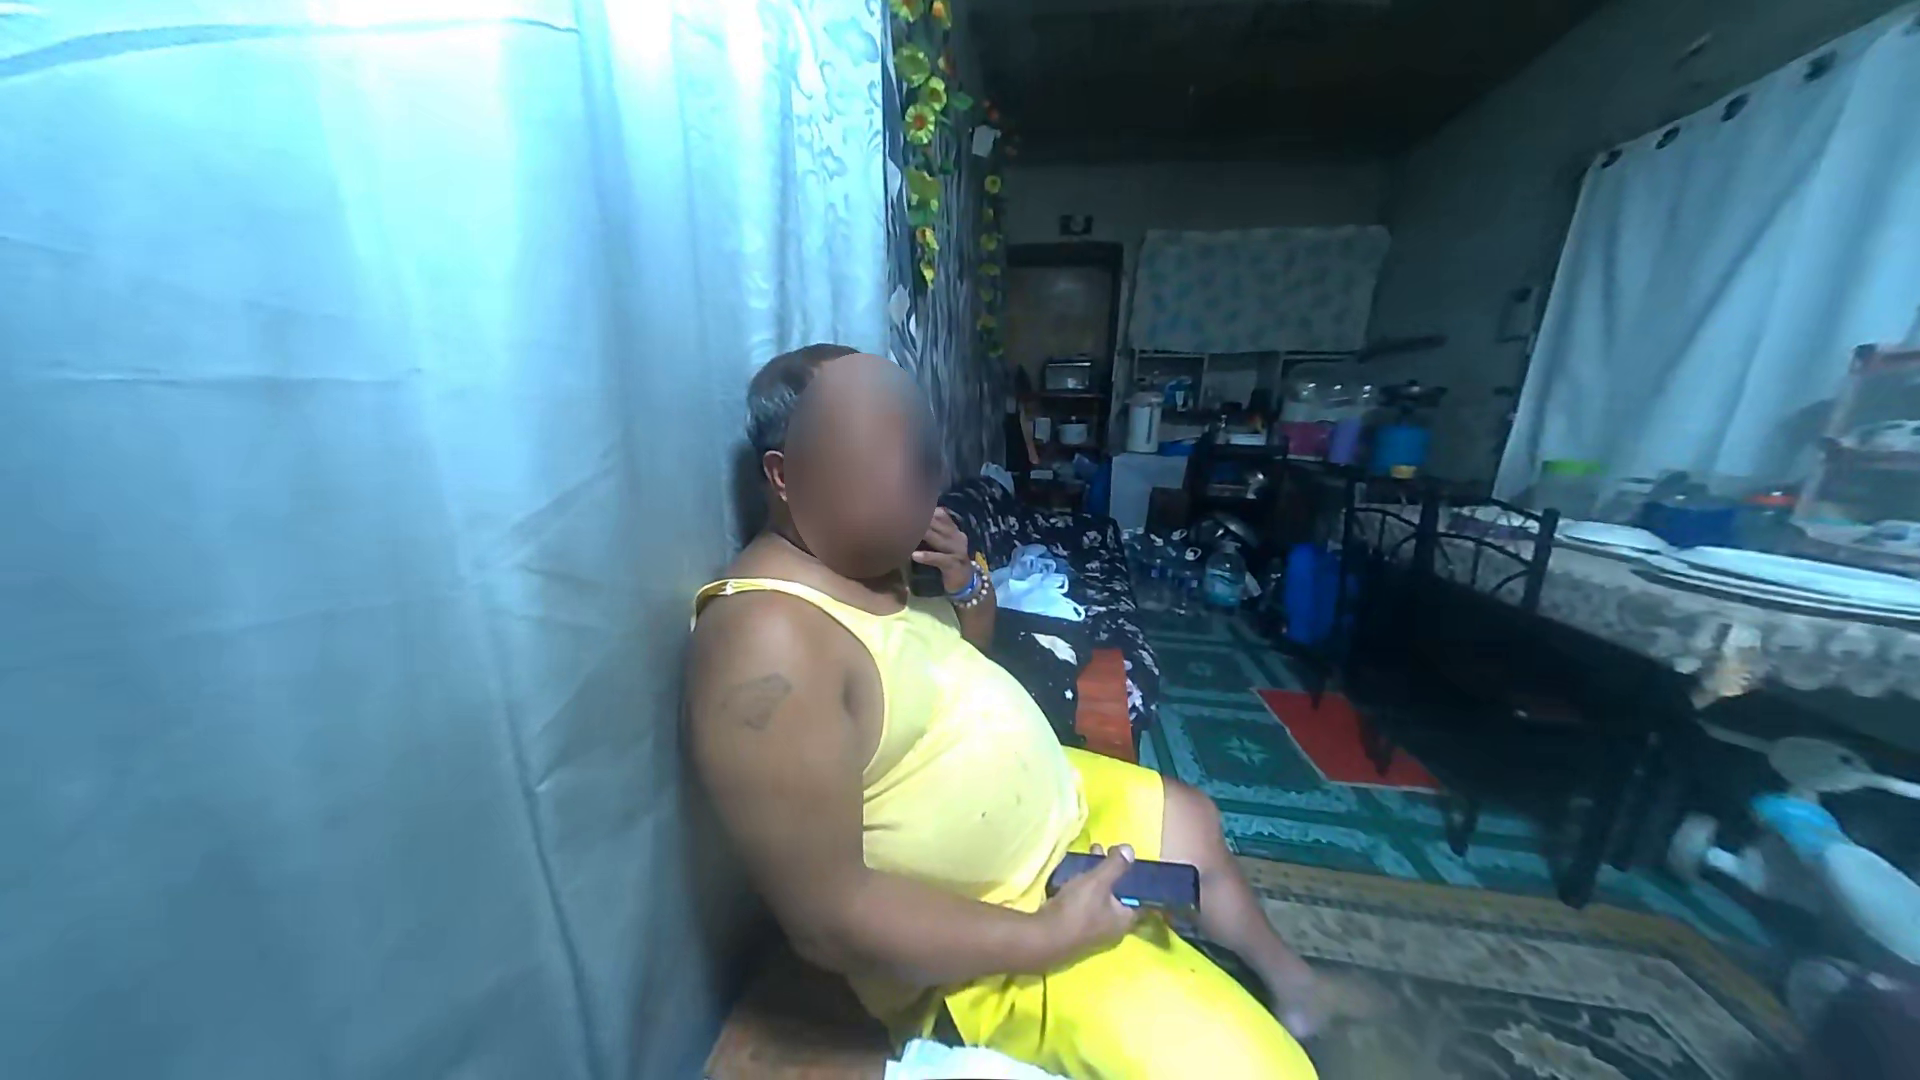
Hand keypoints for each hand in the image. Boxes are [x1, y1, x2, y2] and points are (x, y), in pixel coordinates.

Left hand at [911, 508, 974, 595]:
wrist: (965, 582)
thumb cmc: (948, 561)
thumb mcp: (943, 545)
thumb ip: (932, 533)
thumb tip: (912, 522)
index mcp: (954, 531)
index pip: (941, 515)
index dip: (926, 510)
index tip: (909, 508)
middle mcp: (957, 537)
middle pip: (938, 524)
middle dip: (921, 521)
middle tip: (902, 517)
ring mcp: (957, 551)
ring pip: (938, 539)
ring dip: (922, 535)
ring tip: (907, 533)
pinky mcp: (954, 564)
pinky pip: (939, 559)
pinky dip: (927, 556)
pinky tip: (914, 556)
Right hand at [1036, 844, 1138, 961]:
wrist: (1046, 937)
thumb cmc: (1078, 908)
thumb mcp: (1099, 881)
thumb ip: (1116, 865)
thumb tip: (1131, 849)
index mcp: (1124, 920)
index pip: (1137, 897)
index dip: (1131, 875)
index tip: (1120, 855)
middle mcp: (1113, 929)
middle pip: (1115, 894)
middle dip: (1108, 871)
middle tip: (1098, 850)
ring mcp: (1094, 931)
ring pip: (1098, 898)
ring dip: (1093, 878)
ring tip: (1083, 859)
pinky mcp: (1077, 930)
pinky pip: (1085, 904)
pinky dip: (1082, 889)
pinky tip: (1071, 877)